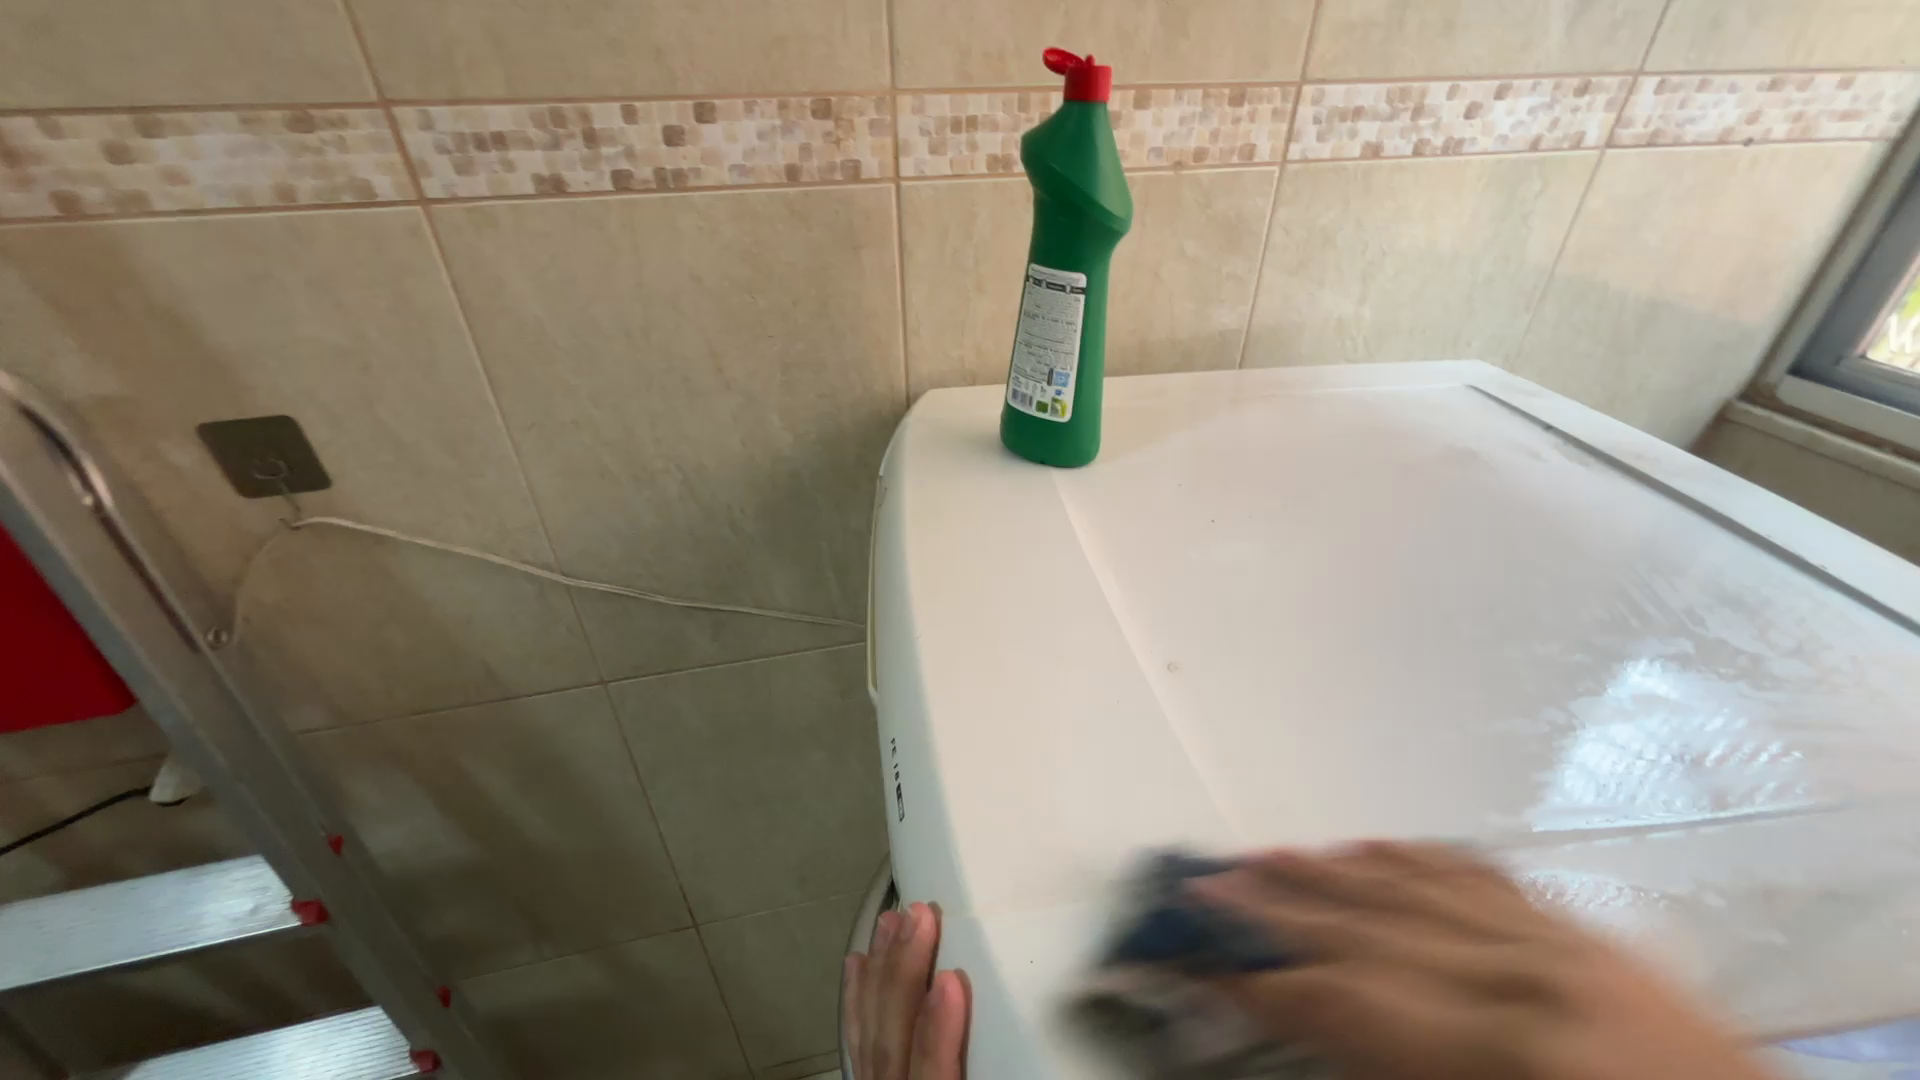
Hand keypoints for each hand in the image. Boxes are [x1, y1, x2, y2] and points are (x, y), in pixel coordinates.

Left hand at [844, 901, 969, 1079]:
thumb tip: (1062, 1044)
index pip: (931, 1072)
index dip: (937, 1028)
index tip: (950, 978)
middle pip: (891, 1039)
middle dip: (903, 973)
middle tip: (919, 914)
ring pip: (869, 1030)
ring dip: (879, 970)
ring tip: (889, 919)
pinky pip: (854, 1038)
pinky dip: (856, 997)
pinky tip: (856, 960)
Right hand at [1192, 842, 1774, 1079]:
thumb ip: (1388, 1068)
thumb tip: (1302, 1019)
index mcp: (1511, 1054)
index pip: (1345, 998)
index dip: (1258, 980)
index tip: (1193, 961)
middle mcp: (1534, 982)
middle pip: (1365, 927)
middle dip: (1270, 908)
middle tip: (1200, 885)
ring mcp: (1570, 949)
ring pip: (1415, 887)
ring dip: (1325, 869)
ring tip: (1258, 856)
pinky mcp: (1596, 938)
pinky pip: (1483, 877)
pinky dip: (1410, 857)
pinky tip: (1362, 843)